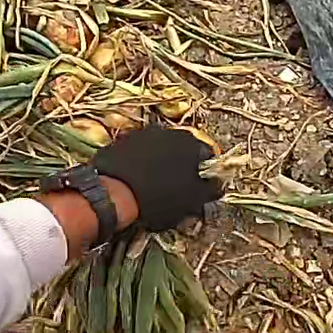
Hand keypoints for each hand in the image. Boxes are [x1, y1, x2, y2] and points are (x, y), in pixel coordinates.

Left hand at [90, 126, 220, 231]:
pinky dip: (140, 162)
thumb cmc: (160, 198)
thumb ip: (210, 189)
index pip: (208, 155)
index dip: (206, 173)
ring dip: (161, 162)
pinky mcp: (121, 141)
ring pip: (160, 148)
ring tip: (154, 185)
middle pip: (183, 148)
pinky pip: (138, 152)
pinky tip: (135, 181)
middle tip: (178, 187)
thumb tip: (219, 184)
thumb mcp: (192, 200)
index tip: (200, 187)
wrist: (113, 194)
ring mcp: (143, 133)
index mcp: (191, 143)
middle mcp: (168, 131)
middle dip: (183, 164)